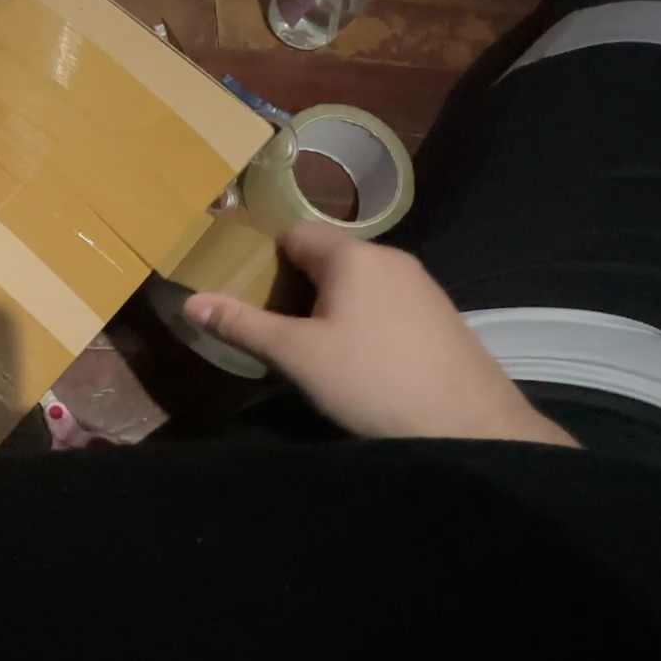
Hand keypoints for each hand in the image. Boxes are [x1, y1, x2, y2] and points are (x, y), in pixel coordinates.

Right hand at [183, 222, 577, 446]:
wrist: (470, 427)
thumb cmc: (372, 380)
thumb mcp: (295, 355)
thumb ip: (242, 324)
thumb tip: (191, 301)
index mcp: (353, 256)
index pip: (295, 233)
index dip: (263, 257)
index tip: (242, 289)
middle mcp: (390, 258)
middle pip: (324, 256)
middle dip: (291, 284)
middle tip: (267, 324)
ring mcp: (420, 286)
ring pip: (354, 280)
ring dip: (324, 303)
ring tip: (305, 344)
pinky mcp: (437, 315)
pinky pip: (381, 300)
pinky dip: (357, 317)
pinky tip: (352, 357)